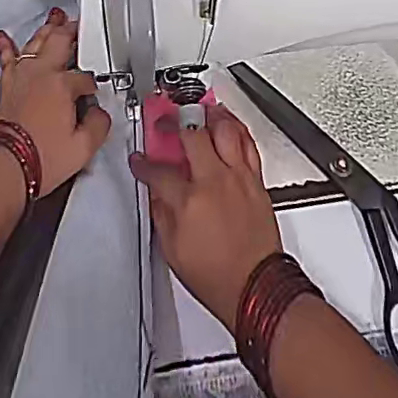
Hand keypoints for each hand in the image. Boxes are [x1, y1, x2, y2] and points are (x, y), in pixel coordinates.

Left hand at [0, 9, 110, 196]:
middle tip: (79, 25)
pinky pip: (8, 58)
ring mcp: (21, 78)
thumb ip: (99, 124)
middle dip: (72, 31)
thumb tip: (100, 115)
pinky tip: (2, 36)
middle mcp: (41, 75)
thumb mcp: (85, 146)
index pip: (85, 77)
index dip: (93, 84)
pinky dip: (6, 45)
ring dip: (47, 29)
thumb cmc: (40, 158)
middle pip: (60, 42)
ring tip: (54, 19)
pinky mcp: (7, 87)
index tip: (94, 95)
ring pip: (36, 43)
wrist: (7, 169)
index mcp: (63, 85)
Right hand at [129, 104, 281, 323]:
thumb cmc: (219, 275)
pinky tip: (229, 125)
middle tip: (165, 119)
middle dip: (173, 121)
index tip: (141, 161)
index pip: (159, 170)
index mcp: (189, 200)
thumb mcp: (173, 249)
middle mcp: (215, 182)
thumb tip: (157, 194)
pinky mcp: (256, 182)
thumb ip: (162, 214)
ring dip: (209, 114)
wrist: (257, 288)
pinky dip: (237, 130)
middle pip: (192, 133)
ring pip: (225, 129)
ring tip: (199, 109)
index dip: (144, 164)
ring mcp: (238, 179)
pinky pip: (248, 144)